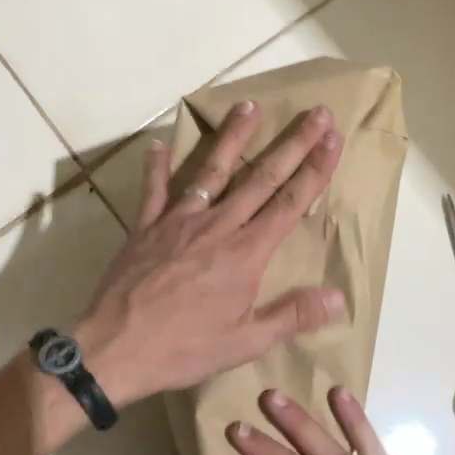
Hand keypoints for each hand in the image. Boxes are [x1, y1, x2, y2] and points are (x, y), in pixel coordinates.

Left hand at [76, 103, 347, 405]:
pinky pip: (153, 191)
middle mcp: (217, 227)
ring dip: (232, 138)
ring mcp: (177, 222)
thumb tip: (339, 297)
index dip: (316, 169)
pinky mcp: (144, 228)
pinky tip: (159, 145)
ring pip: (211, 172)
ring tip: (248, 106)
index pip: (290, 203)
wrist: (115, 347)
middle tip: (316, 112)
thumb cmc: (184, 349)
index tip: (333, 137)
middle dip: (292, 143)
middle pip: (261, 178)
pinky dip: (157, 167)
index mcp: (246, 254)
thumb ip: (292, 316)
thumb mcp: (245, 342)